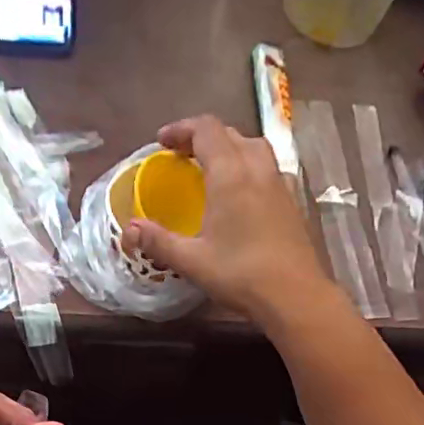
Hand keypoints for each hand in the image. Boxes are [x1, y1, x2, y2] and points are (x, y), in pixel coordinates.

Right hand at [122, 115, 332, 321]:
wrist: (294, 295)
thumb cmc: (240, 275)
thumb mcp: (192, 261)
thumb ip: (159, 242)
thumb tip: (130, 230)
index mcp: (230, 174)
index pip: (206, 129)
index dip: (182, 129)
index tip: (162, 142)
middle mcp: (257, 169)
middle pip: (230, 134)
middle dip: (203, 138)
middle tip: (182, 156)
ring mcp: (278, 184)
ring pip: (252, 149)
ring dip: (228, 150)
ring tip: (211, 170)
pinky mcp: (291, 202)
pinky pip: (266, 170)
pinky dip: (246, 170)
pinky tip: (239, 195)